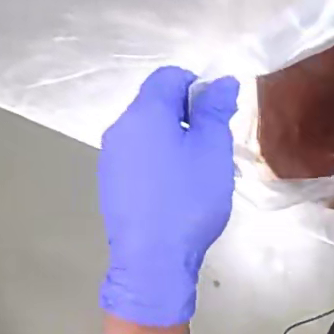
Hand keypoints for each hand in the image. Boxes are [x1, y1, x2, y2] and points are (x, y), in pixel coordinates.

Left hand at [98, 66, 239, 325]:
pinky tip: (179, 192)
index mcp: (145, 113)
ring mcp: (112, 158)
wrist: (153, 256)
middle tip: (217, 147)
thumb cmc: (189, 199)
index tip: (220, 114)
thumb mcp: (213, 151)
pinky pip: (140, 159)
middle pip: (156, 105)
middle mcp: (121, 128)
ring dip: (176, 142)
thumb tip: (221, 81)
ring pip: (148, 134)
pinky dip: (162, 163)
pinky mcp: (112, 185)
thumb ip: (215, 111)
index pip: (168, 76)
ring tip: (200, 173)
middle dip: (188, 117)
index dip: (198, 86)